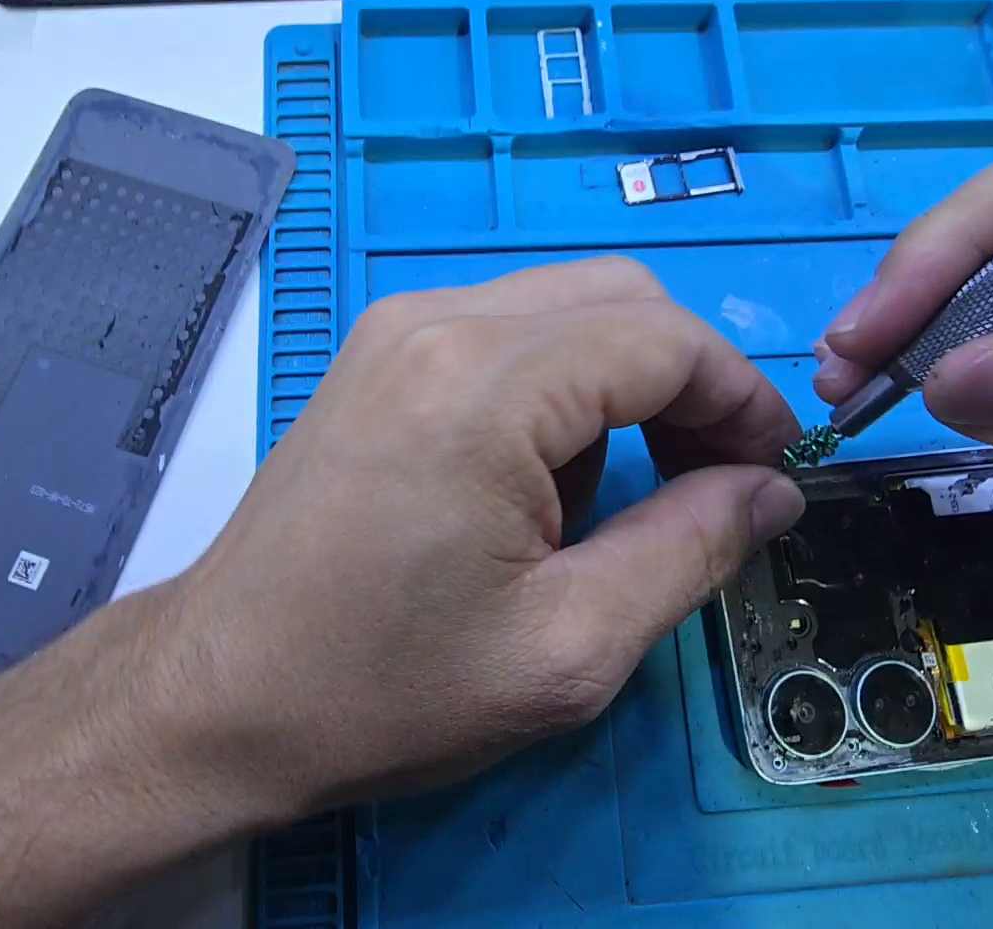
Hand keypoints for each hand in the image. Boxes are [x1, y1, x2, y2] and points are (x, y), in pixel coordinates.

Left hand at [170, 257, 804, 813]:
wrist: (221, 693)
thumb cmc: (386, 688)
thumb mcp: (569, 647)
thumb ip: (693, 549)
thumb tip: (771, 489)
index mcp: (486, 383)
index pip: (666, 339)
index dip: (741, 398)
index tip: (770, 471)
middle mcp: (438, 319)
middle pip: (622, 300)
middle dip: (688, 381)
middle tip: (709, 479)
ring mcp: (398, 327)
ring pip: (568, 308)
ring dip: (623, 385)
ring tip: (605, 499)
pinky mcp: (378, 353)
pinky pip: (509, 331)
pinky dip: (560, 385)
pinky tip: (535, 475)